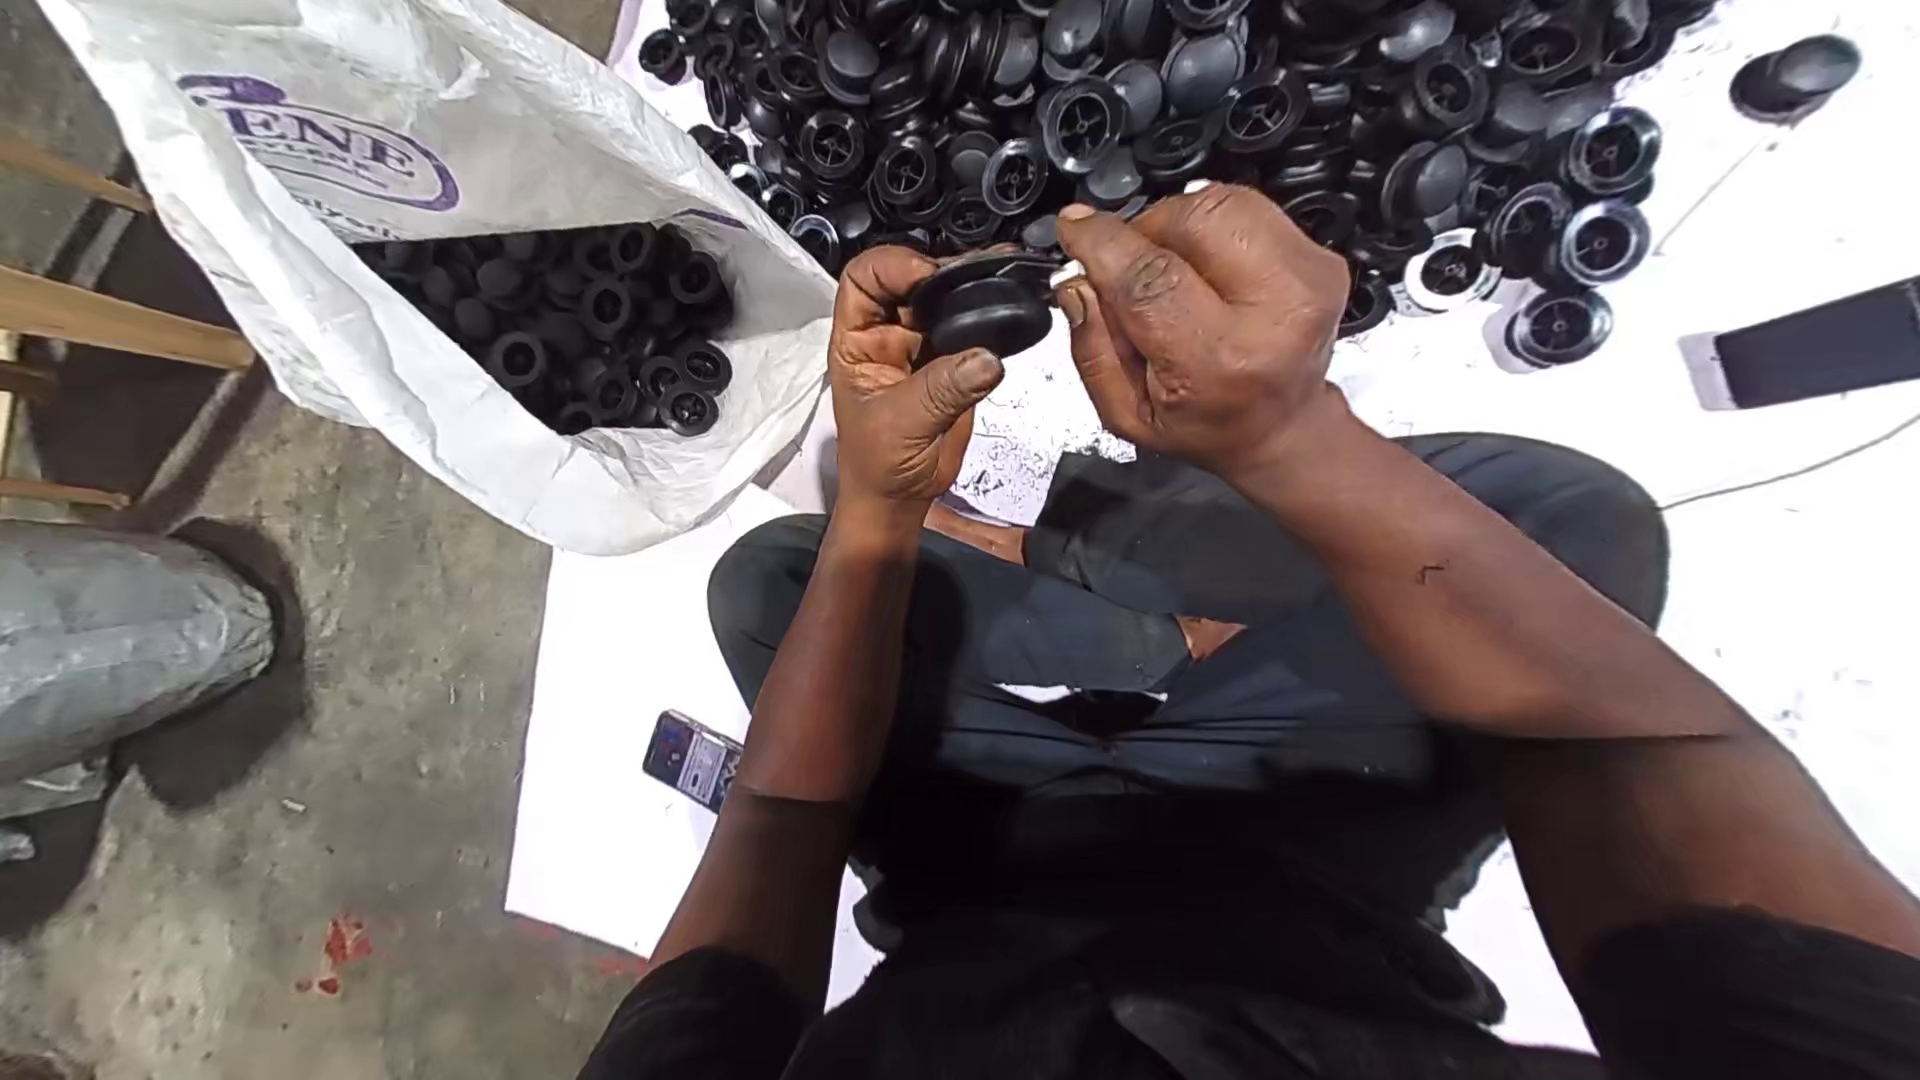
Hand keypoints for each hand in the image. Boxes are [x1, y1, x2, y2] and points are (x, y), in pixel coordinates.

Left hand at [828, 246, 1004, 506]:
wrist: (901, 497)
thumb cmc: (878, 465)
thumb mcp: (900, 425)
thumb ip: (941, 391)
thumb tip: (986, 359)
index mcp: (858, 342)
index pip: (864, 280)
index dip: (892, 267)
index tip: (926, 275)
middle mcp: (891, 336)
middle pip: (914, 282)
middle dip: (944, 273)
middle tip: (980, 272)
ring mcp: (925, 349)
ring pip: (948, 304)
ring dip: (974, 290)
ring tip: (1004, 275)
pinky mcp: (956, 366)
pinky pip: (975, 334)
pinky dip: (994, 321)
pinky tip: (1013, 307)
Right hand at [1052, 185, 1350, 480]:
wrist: (1277, 428)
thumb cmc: (1203, 426)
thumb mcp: (1126, 414)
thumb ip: (1092, 351)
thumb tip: (1076, 285)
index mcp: (1217, 362)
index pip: (1148, 278)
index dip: (1102, 245)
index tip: (1074, 230)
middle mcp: (1273, 313)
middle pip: (1190, 220)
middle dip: (1141, 229)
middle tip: (1124, 262)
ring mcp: (1305, 279)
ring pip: (1220, 203)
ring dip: (1174, 223)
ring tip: (1162, 266)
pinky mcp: (1317, 259)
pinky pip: (1246, 210)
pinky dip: (1206, 227)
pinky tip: (1197, 265)